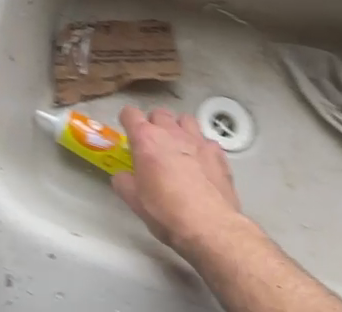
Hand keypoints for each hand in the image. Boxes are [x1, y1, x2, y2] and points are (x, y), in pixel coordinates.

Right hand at [111, 106, 242, 255]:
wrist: (211, 228)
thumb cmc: (167, 213)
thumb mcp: (134, 201)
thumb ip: (124, 182)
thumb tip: (123, 176)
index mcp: (146, 139)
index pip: (130, 113)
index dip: (127, 121)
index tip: (128, 132)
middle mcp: (171, 132)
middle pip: (159, 113)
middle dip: (154, 124)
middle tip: (154, 145)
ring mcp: (197, 140)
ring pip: (185, 120)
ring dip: (179, 130)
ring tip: (179, 149)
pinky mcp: (218, 154)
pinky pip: (207, 141)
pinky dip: (202, 148)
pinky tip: (202, 165)